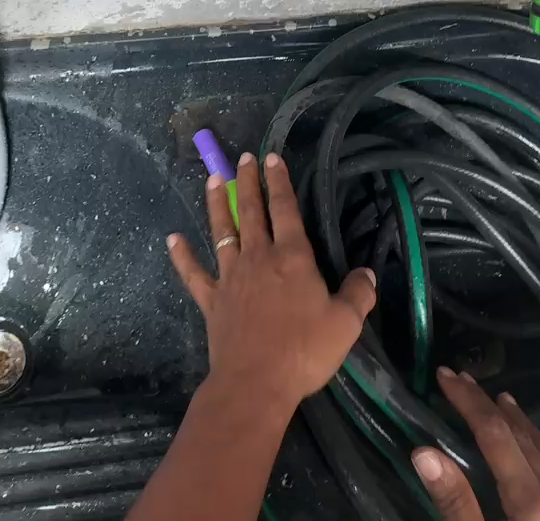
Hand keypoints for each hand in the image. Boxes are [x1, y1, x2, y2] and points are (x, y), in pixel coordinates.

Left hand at [166, 152, 377, 407]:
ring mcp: (231, 277)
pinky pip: (194, 274)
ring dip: (217, 205)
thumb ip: (358, 293)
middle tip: (243, 158)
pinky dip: (182, 256)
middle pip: (252, 212)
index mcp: (292, 257)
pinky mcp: (212, 300)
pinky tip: (172, 239)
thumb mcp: (345, 323)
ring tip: (213, 180)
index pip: (286, 209)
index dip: (279, 182)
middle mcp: (258, 257)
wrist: (256, 381)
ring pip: (222, 232)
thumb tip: (367, 272)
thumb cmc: (305, 350)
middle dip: (248, 183)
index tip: (271, 158)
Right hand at [412, 368, 539, 520]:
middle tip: (464, 382)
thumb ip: (456, 506)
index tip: (445, 375)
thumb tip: (424, 451)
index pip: (494, 436)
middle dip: (491, 408)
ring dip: (531, 430)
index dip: (469, 402)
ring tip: (510, 405)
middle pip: (523, 440)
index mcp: (531, 504)